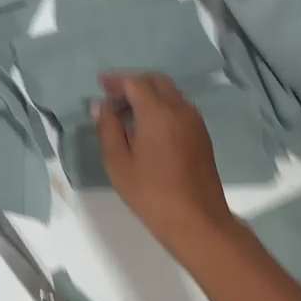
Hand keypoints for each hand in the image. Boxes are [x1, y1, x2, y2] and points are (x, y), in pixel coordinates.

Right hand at [92, 71, 236, 249]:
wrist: (196, 219)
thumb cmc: (151, 193)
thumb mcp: (118, 162)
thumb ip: (108, 129)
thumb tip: (101, 106)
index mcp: (158, 113)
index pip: (136, 83)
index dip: (116, 80)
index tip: (99, 84)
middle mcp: (180, 110)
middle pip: (156, 81)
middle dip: (133, 83)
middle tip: (111, 96)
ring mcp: (195, 122)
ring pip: (170, 93)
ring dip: (148, 94)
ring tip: (126, 112)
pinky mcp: (201, 135)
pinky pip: (179, 107)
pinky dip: (161, 106)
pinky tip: (146, 126)